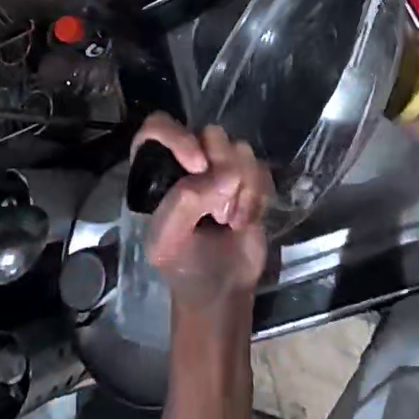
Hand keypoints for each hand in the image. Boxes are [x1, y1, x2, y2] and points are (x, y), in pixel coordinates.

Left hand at [131, 113, 271, 310]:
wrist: (222, 291)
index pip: (158, 128)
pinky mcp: (250, 177)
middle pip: (210, 134)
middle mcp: (190, 162)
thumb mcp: (167, 242)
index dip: (178, 136)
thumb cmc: (184, 267)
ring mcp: (222, 168)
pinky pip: (260, 166)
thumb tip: (226, 177)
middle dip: (221, 173)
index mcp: (158, 171)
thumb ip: (184, 204)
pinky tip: (247, 220)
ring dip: (242, 189)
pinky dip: (257, 196)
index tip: (198, 165)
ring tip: (231, 221)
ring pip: (239, 148)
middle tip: (218, 212)